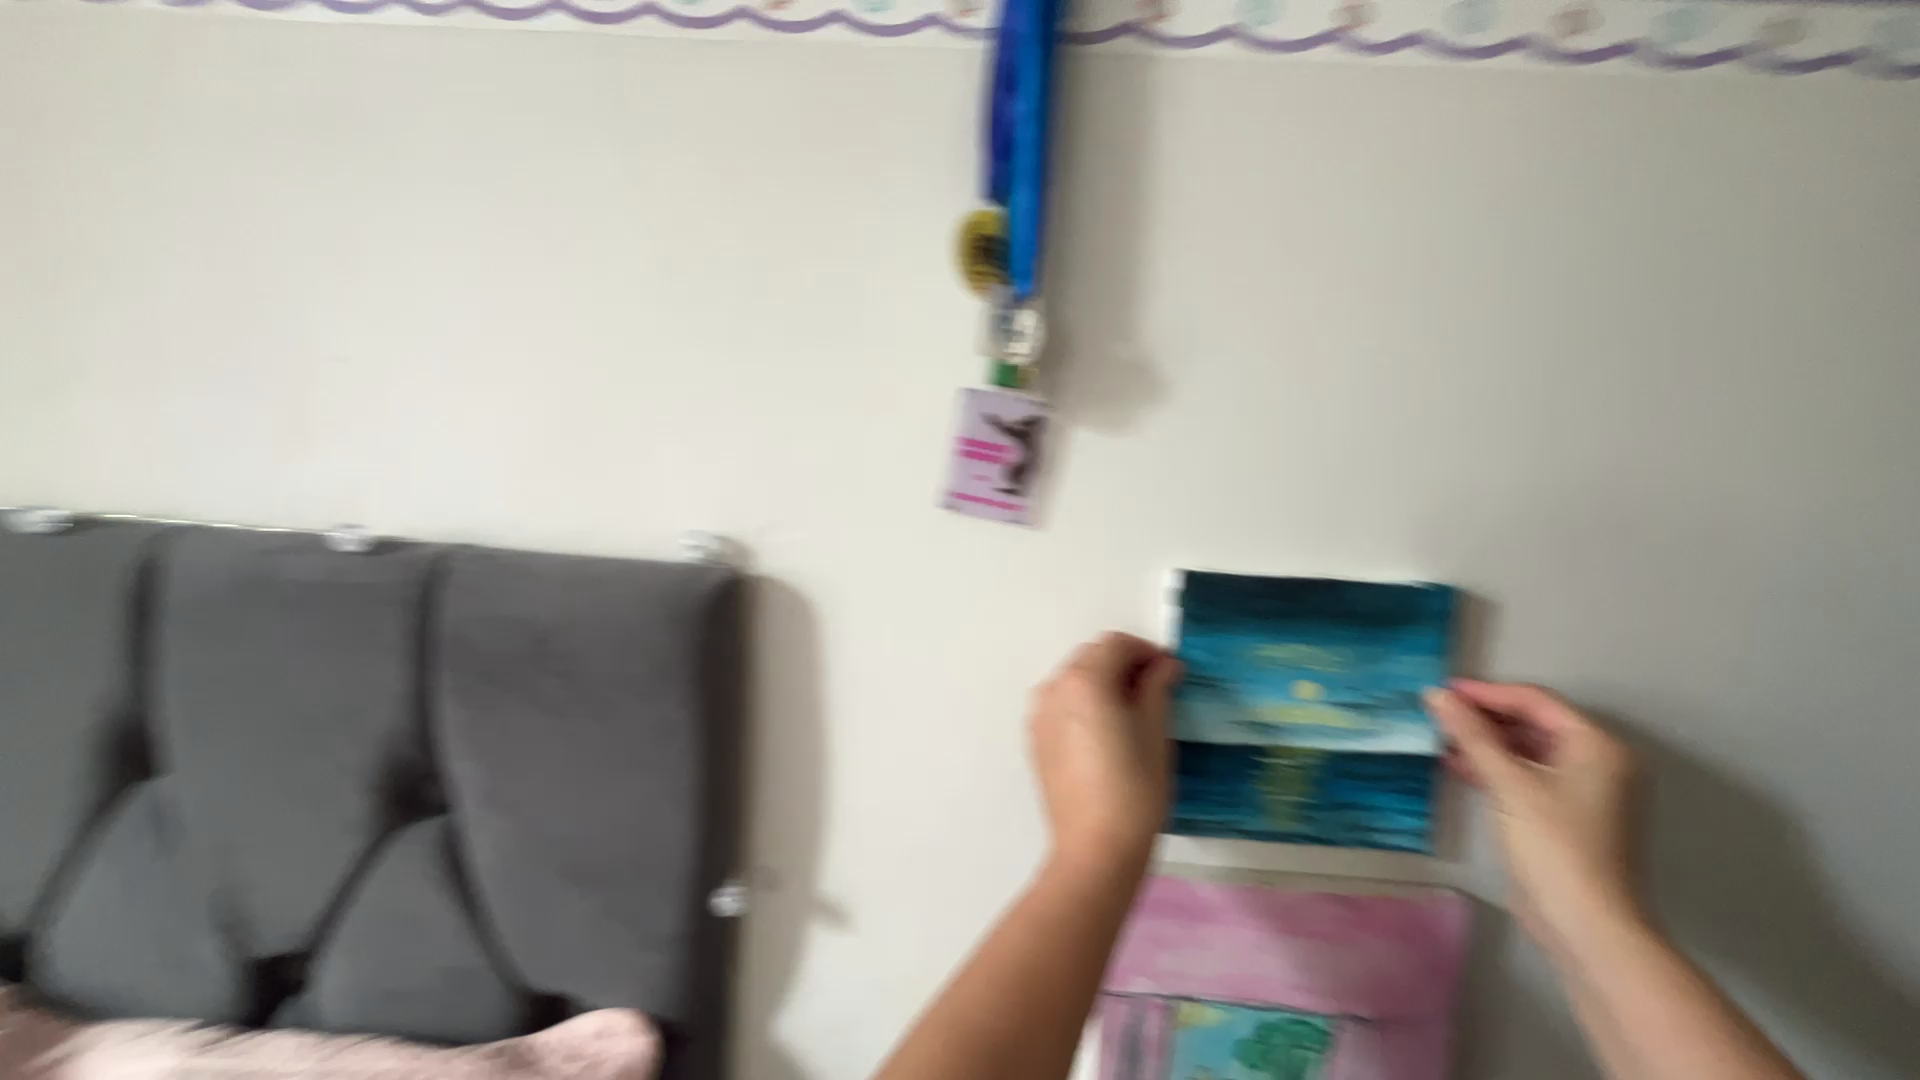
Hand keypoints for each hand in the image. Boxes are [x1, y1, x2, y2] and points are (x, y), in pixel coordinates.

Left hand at [1029, 633, 1182, 879]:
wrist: (1095, 848)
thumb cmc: (1134, 787)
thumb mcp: (1155, 731)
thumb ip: (1157, 687)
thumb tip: (1164, 665)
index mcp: (1083, 680)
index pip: (1116, 645)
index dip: (1147, 652)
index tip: (1171, 672)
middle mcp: (1054, 689)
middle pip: (1091, 658)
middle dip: (1124, 666)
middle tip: (1157, 690)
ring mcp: (1039, 715)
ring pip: (1075, 681)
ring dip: (1103, 684)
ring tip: (1134, 713)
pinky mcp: (1036, 741)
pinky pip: (1062, 706)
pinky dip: (1085, 706)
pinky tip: (1108, 733)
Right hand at [1425, 680, 1642, 958]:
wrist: (1587, 923)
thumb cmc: (1554, 844)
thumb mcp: (1509, 783)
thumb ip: (1472, 734)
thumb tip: (1436, 694)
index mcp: (1597, 746)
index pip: (1535, 702)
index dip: (1486, 693)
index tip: (1442, 691)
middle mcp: (1598, 762)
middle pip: (1533, 723)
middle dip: (1484, 717)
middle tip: (1438, 713)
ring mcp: (1585, 790)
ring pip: (1527, 749)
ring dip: (1485, 742)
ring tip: (1440, 737)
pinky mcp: (1567, 815)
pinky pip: (1527, 774)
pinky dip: (1495, 767)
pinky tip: (1458, 765)